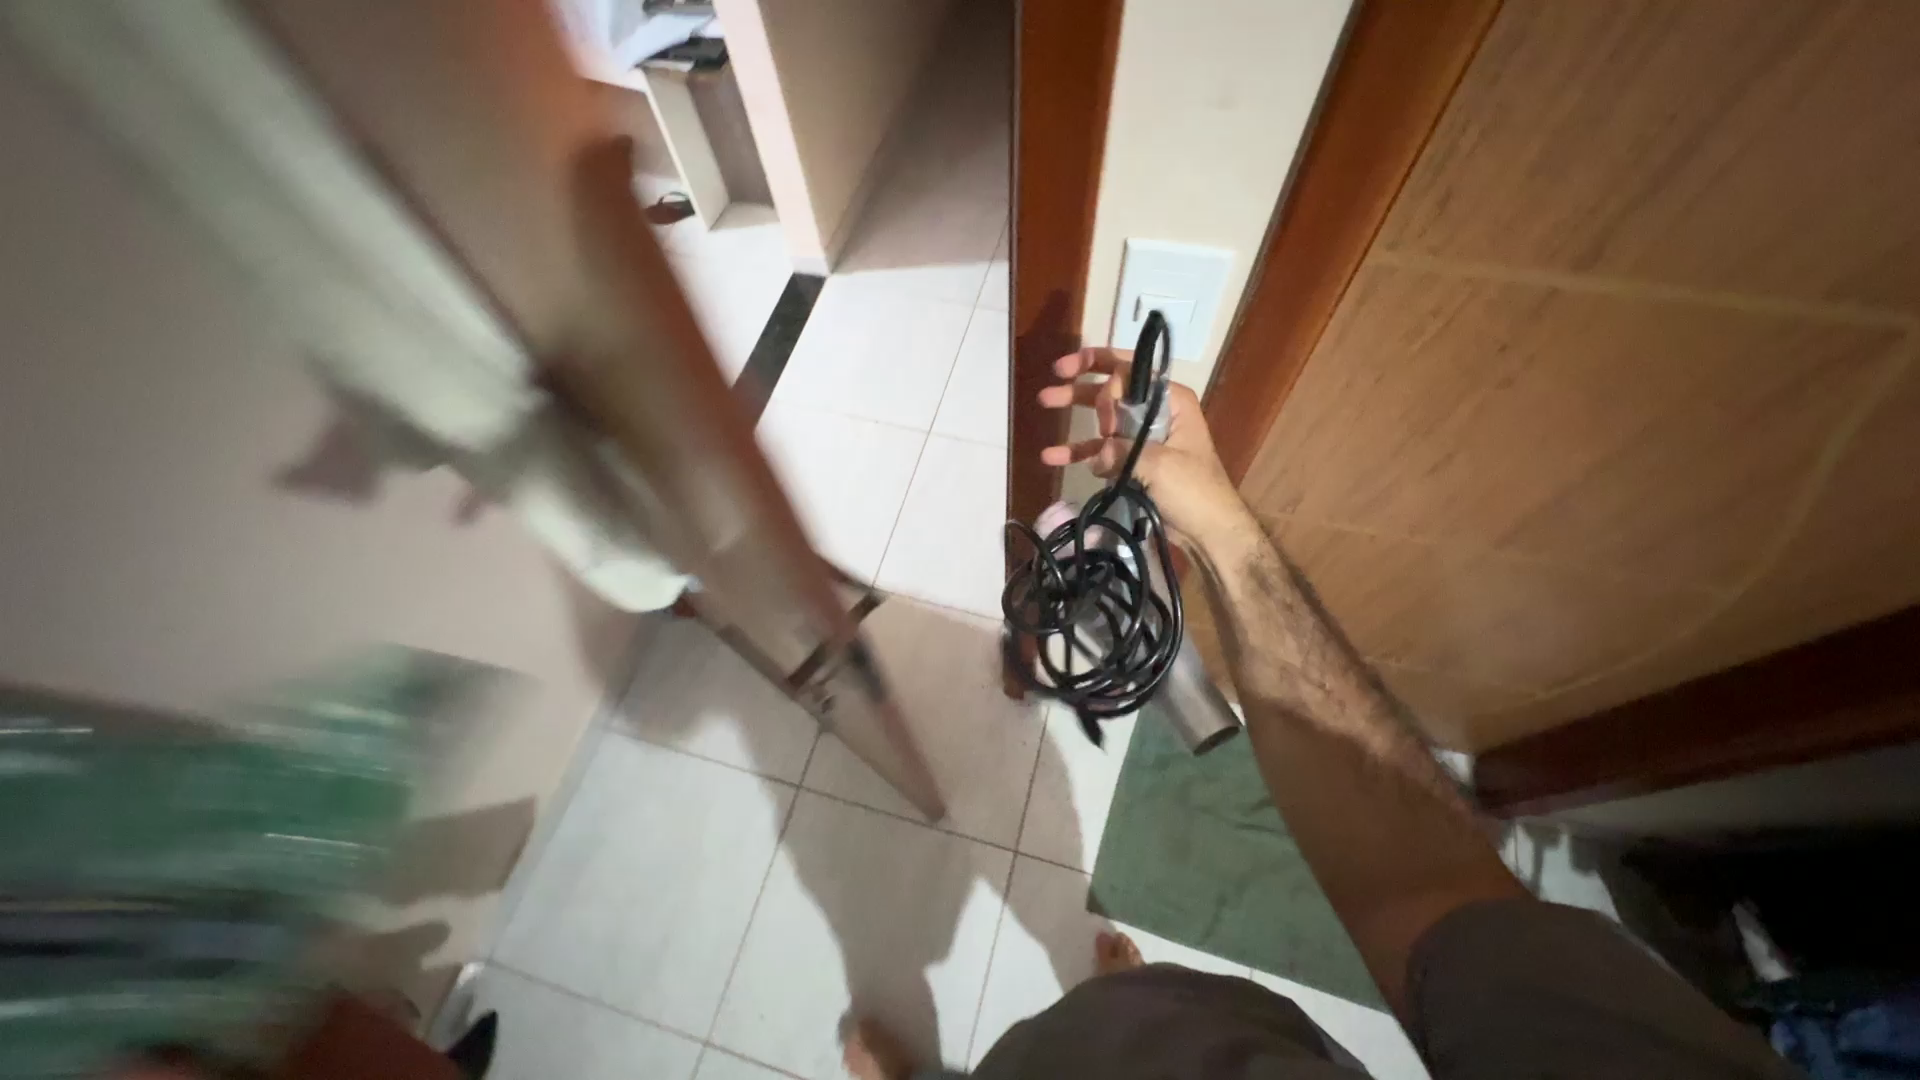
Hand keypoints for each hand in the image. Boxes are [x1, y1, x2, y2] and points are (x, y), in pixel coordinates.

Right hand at [1037, 347, 1256, 554]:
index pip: (1133, 372)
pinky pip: (1100, 451)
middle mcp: (1155, 413)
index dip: (1104, 371)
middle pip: (1113, 390)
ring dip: (1074, 413)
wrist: (1208, 531)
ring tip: (1044, 402)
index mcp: (1171, 402)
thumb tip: (1097, 454)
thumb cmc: (1195, 491)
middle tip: (1053, 380)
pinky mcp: (1130, 463)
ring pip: (1102, 418)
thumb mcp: (1162, 466)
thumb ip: (1125, 452)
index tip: (1094, 403)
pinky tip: (1052, 455)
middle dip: (1082, 385)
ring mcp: (1140, 438)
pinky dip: (1078, 452)